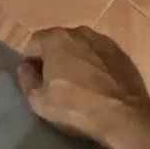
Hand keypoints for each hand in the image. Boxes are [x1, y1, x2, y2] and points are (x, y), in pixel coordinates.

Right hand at [18, 26, 149, 135]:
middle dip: (54, 59)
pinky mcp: (120, 53)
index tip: (36, 81)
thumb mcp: (40, 102)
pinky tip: (99, 85)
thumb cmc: (76, 107)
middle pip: (58, 43)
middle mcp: (78, 32)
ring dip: (76, 60)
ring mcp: (102, 40)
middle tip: (56, 84)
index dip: (31, 63)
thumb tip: (26, 68)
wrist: (124, 116)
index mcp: (55, 39)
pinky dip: (96, 65)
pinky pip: (100, 55)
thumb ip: (26, 81)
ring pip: (80, 47)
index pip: (34, 44)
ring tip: (80, 85)